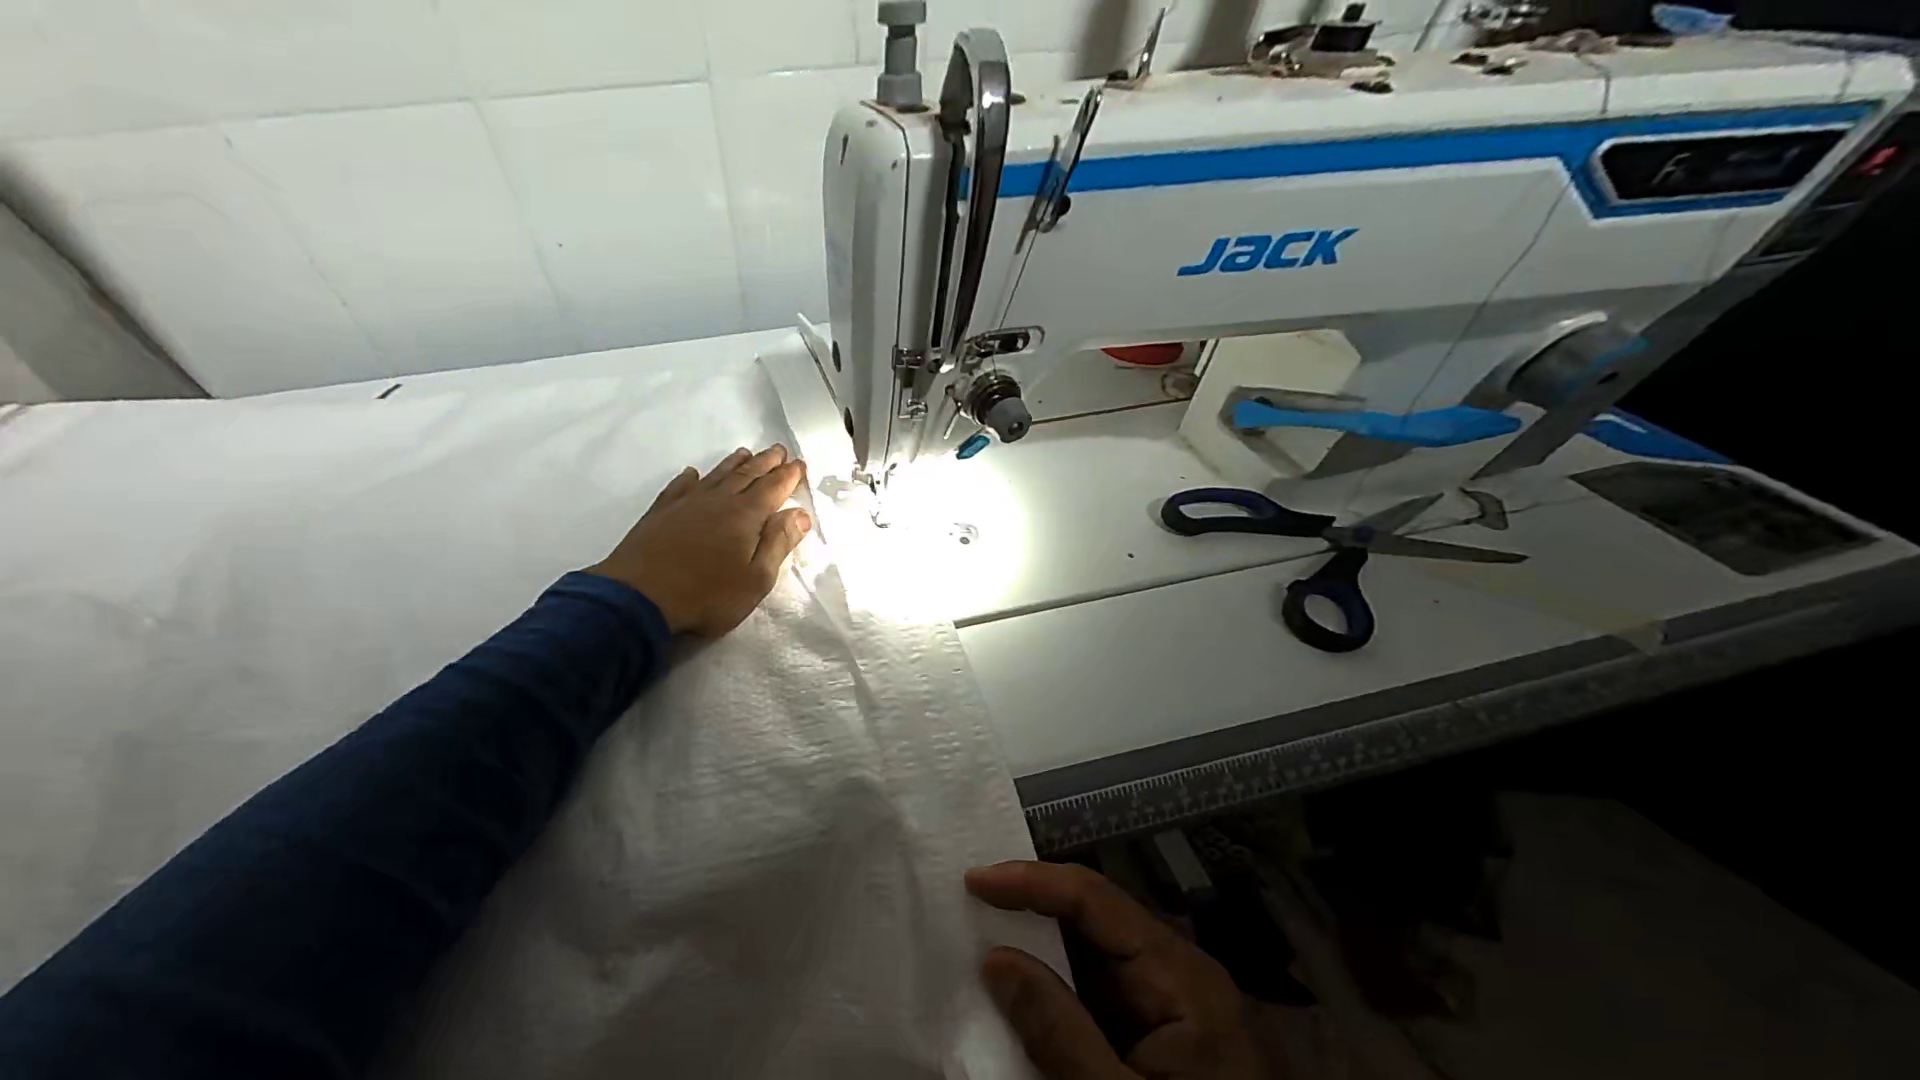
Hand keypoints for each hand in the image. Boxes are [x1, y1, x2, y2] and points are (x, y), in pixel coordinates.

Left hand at [588, 444, 810, 635]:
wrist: (638, 599)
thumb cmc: (707, 595)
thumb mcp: (756, 578)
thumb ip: (779, 543)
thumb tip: (800, 514)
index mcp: (746, 516)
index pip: (773, 488)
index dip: (789, 475)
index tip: (800, 464)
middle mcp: (718, 501)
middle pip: (747, 475)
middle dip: (765, 462)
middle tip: (778, 450)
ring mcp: (686, 504)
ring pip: (716, 475)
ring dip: (734, 463)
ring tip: (745, 453)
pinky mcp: (660, 514)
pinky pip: (680, 487)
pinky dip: (690, 477)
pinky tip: (693, 473)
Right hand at [966, 861, 1268, 1079]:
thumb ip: (1059, 1032)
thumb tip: (997, 958)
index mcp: (1180, 976)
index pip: (1095, 899)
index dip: (1032, 881)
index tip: (975, 880)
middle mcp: (1177, 974)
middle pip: (1094, 919)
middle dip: (1033, 908)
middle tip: (972, 903)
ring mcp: (1171, 1006)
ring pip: (1094, 957)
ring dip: (1040, 949)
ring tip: (984, 938)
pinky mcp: (1162, 1036)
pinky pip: (1101, 996)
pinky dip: (1058, 991)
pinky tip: (1023, 994)